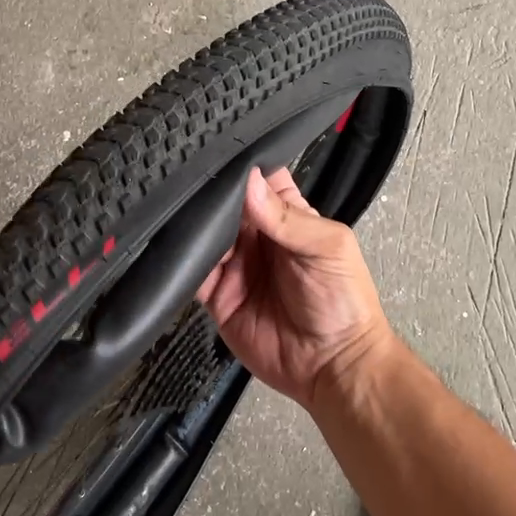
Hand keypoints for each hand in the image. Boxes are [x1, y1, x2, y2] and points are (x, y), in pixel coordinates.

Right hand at [196, 168, 397, 408]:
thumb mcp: (325, 247)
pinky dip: (182, 262)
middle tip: (183, 176)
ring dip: (193, 224)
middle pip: (224, 203)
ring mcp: (235, 264)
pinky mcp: (218, 296)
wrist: (334, 368)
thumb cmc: (342, 299)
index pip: (259, 178)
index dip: (241, 163)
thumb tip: (247, 179)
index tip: (214, 147)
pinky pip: (193, 274)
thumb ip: (285, 216)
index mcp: (287, 214)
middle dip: (208, 191)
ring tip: (173, 207)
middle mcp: (257, 233)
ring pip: (204, 234)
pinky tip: (173, 247)